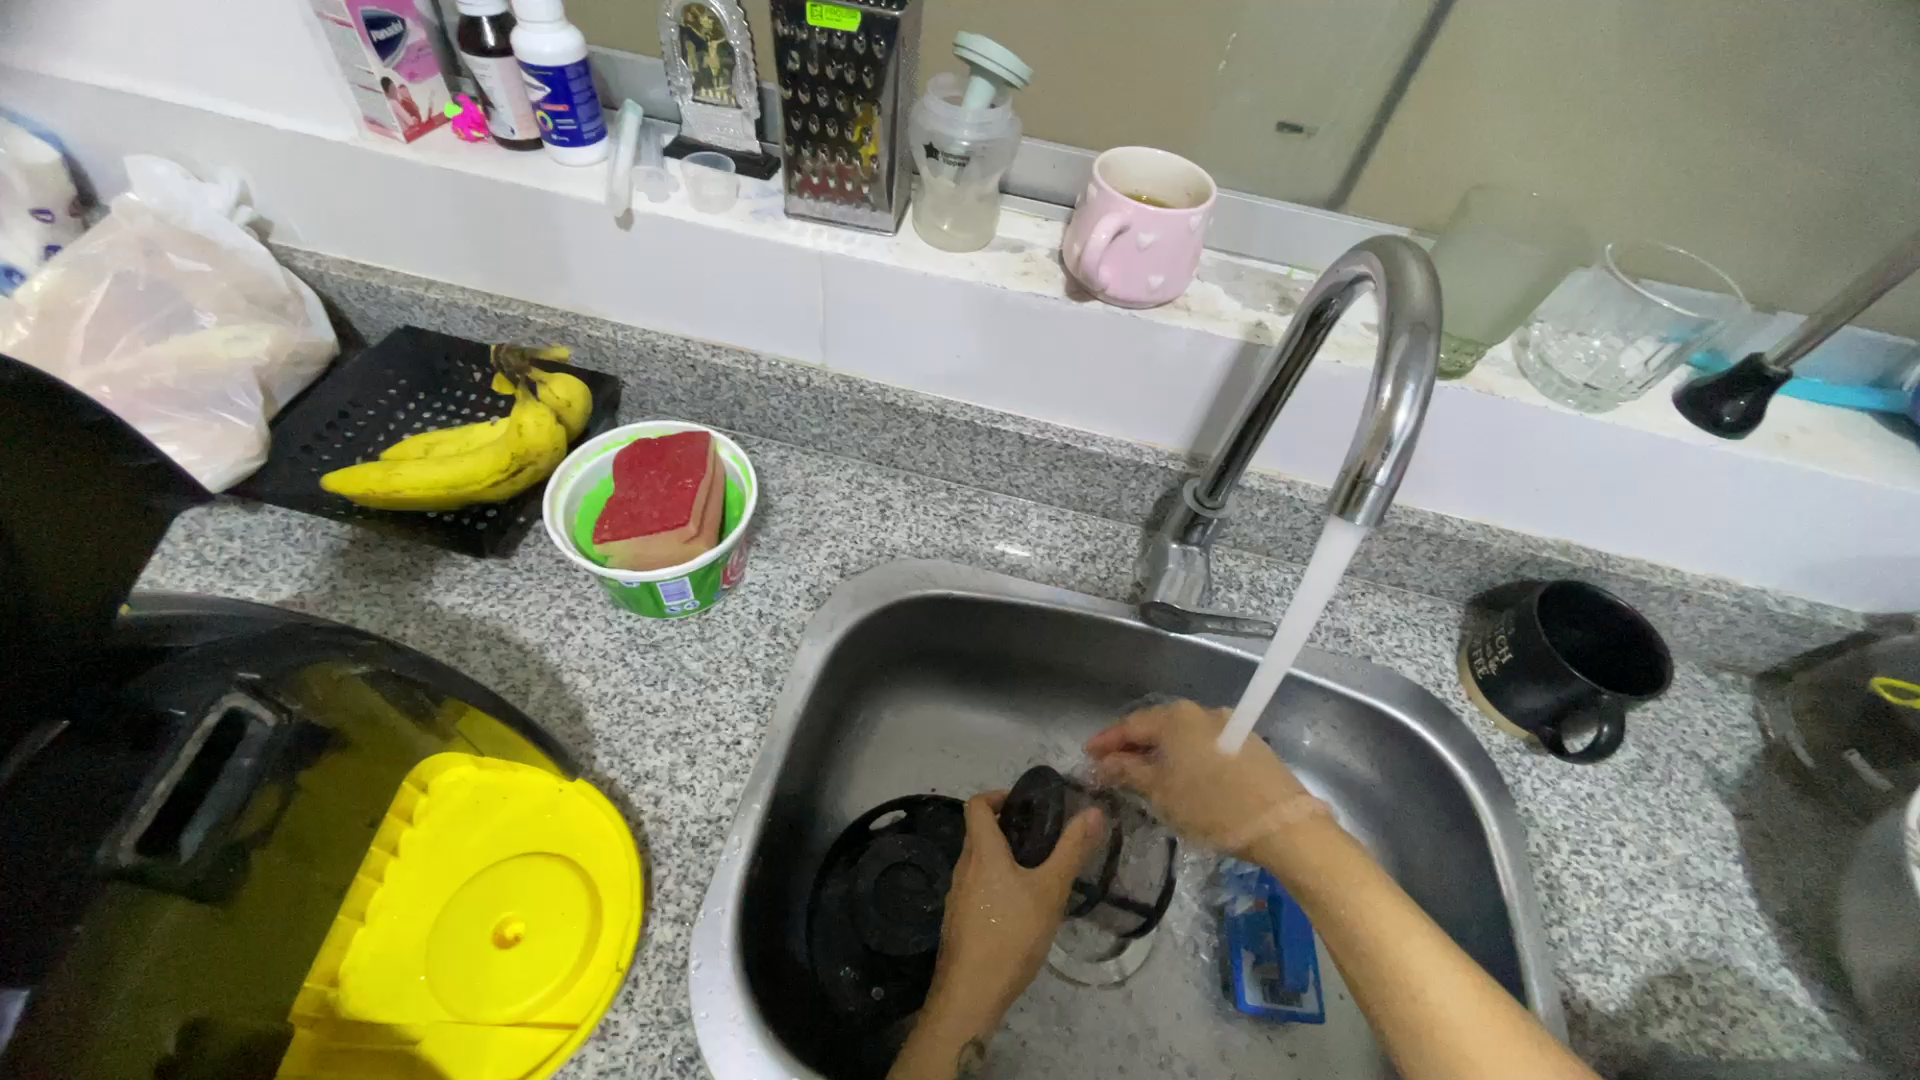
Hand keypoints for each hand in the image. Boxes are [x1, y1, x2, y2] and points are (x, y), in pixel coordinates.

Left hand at [922, 791, 1104, 1034]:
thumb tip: (1092, 811)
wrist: (971, 993)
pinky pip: (975, 889)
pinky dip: (994, 885)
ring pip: (977, 863)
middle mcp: (963, 868)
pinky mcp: (957, 921)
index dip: (997, 795)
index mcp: (982, 852)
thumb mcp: (1050, 890)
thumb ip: (1071, 850)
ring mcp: (957, 896)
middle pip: (978, 833)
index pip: (977, 804)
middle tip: (1040, 839)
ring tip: (1035, 874)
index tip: (1024, 804)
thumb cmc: (1011, 934)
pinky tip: (1018, 910)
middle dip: (1006, 829)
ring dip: (1001, 858)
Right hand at [1085, 699, 1326, 856]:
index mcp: (1176, 718)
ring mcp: (1228, 725)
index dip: (1106, 741)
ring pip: (1183, 736)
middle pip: (1158, 727)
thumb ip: (1129, 772)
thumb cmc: (1213, 807)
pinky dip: (1186, 758)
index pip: (1130, 725)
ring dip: (1161, 753)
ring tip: (1144, 776)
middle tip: (1111, 768)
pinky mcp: (1248, 744)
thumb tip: (1104, 763)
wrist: (1284, 825)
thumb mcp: (1161, 793)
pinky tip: (1181, 778)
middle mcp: (1201, 712)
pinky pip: (1204, 745)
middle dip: (1133, 747)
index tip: (1087, 755)